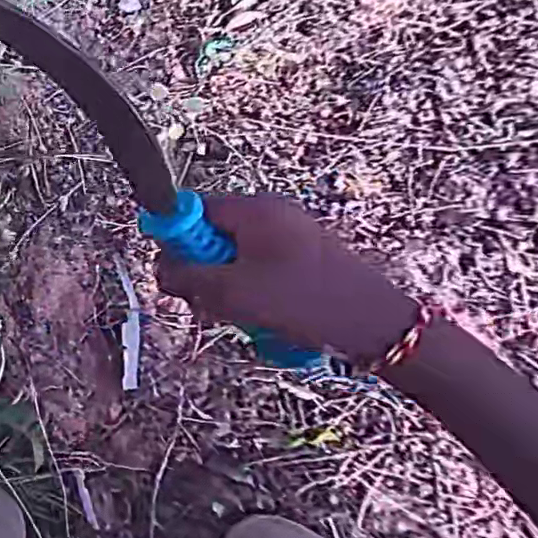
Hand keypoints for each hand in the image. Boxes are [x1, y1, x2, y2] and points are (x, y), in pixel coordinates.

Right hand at [155, 193, 417, 360]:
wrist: (377, 327)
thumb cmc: (299, 301)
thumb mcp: (228, 290)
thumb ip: (184, 275)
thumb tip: (160, 267)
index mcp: (254, 210)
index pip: (191, 210)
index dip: (175, 238)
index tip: (176, 269)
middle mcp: (271, 214)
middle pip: (208, 233)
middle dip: (198, 266)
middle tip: (202, 296)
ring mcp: (289, 235)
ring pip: (229, 254)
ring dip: (219, 282)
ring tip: (231, 309)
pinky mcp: (300, 257)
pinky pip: (253, 265)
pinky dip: (244, 287)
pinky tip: (252, 312)